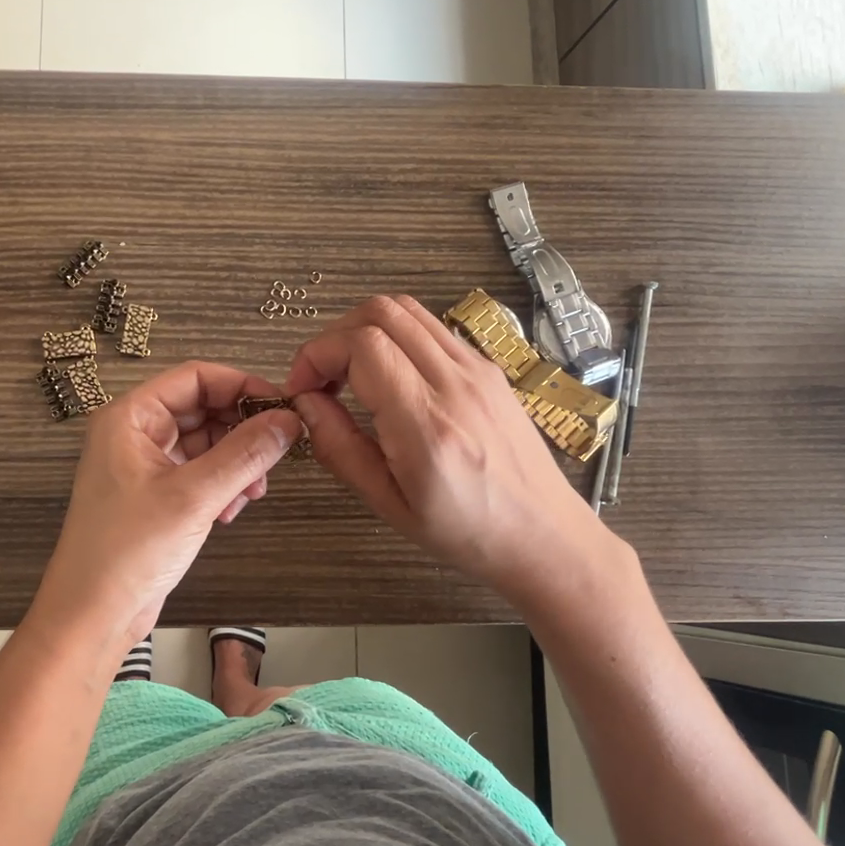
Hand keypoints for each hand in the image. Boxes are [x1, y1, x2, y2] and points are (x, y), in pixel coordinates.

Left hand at [31, 361, 303, 647]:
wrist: (93, 614)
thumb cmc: (126, 551)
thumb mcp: (193, 497)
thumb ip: (244, 454)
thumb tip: (288, 420)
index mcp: (129, 418)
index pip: (194, 378)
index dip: (241, 386)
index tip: (282, 407)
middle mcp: (135, 435)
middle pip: (202, 410)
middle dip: (242, 431)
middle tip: (276, 455)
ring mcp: (144, 467)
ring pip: (205, 445)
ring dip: (236, 463)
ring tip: (252, 493)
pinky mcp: (156, 498)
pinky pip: (199, 475)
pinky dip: (222, 487)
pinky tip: (231, 511)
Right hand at [282, 295, 622, 605]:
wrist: (542, 535)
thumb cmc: (464, 532)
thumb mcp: (387, 503)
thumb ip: (339, 448)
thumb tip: (305, 403)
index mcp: (427, 424)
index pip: (363, 345)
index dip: (317, 355)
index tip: (301, 389)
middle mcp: (456, 384)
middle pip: (382, 312)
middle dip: (334, 336)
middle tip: (319, 380)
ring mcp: (478, 369)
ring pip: (407, 310)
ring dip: (363, 332)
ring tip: (347, 377)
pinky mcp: (488, 369)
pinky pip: (431, 329)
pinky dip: (393, 338)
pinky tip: (385, 380)